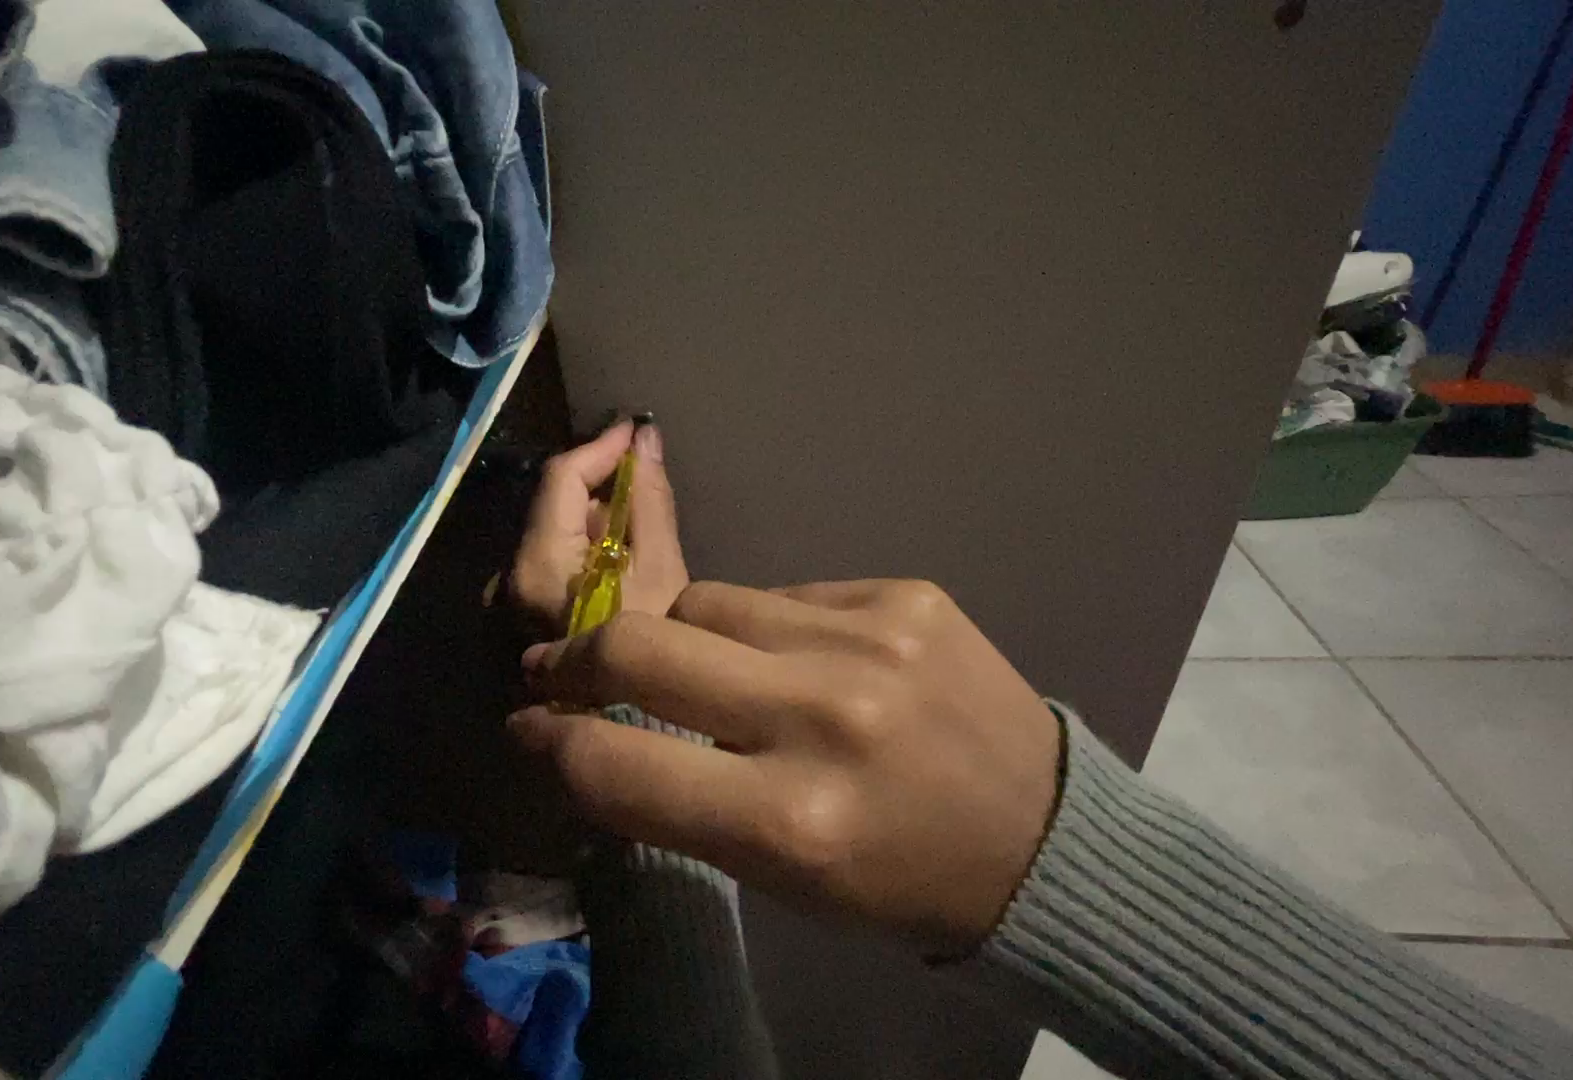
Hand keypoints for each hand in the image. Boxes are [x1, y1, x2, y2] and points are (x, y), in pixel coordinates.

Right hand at [508, 579, 1061, 952]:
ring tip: (708, 669)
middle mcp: (823, 716)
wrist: (1043, 836)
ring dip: (682, 636)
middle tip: (561, 665)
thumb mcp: (778, 872)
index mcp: (789, 823)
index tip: (529, 722)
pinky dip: (766, 626)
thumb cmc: (896, 877)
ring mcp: (870, 640)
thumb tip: (588, 725)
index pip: (617, 764)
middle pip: (644, 646)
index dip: (551, 739)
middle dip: (579, 654)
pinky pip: (784, 593)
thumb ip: (678, 795)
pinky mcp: (904, 594)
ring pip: (706, 600)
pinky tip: (801, 659)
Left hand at [510, 420, 688, 628]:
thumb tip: (646, 440)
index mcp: (540, 562)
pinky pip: (551, 552)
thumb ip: (650, 500)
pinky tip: (617, 556)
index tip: (636, 431)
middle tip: (645, 476)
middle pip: (553, 499)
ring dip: (594, 513)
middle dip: (600, 481)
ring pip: (553, 524)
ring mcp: (512, 592)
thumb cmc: (651, 645)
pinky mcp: (522, 607)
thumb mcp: (661, 569)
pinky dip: (583, 541)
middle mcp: (511, 572)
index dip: (601, 447)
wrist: (627, 720)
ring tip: (638, 526)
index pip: (561, 477)